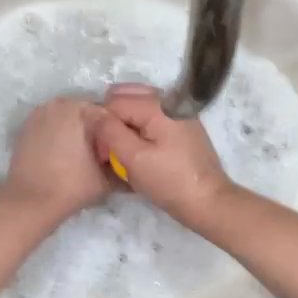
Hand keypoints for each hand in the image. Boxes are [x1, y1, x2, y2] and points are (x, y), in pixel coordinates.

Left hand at [0, 96, 116, 222]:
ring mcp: (39, 112)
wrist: (30, 200)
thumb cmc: (73, 185)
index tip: (115, 151)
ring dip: (74, 130)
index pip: (108, 115)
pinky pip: (49, 124)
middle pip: (86, 113)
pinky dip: (56, 134)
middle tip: (98, 154)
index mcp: (82, 109)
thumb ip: (122, 162)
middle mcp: (60, 103)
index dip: (115, 133)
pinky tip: (60, 155)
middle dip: (93, 129)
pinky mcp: (26, 126)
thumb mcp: (108, 177)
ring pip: (66, 117)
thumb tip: (129, 158)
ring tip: (78, 155)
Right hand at [88, 83, 234, 229]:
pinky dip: (141, 127)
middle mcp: (170, 100)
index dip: (103, 124)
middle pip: (128, 96)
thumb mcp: (133, 159)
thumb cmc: (169, 182)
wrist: (208, 202)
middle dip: (114, 118)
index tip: (104, 152)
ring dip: (126, 123)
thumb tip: (89, 110)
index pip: (115, 101)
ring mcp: (179, 111)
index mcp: (158, 105)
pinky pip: (153, 115)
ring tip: (125, 150)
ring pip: (140, 105)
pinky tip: (140, 148)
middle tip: (112, 148)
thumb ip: (109, 131)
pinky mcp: (183, 125)